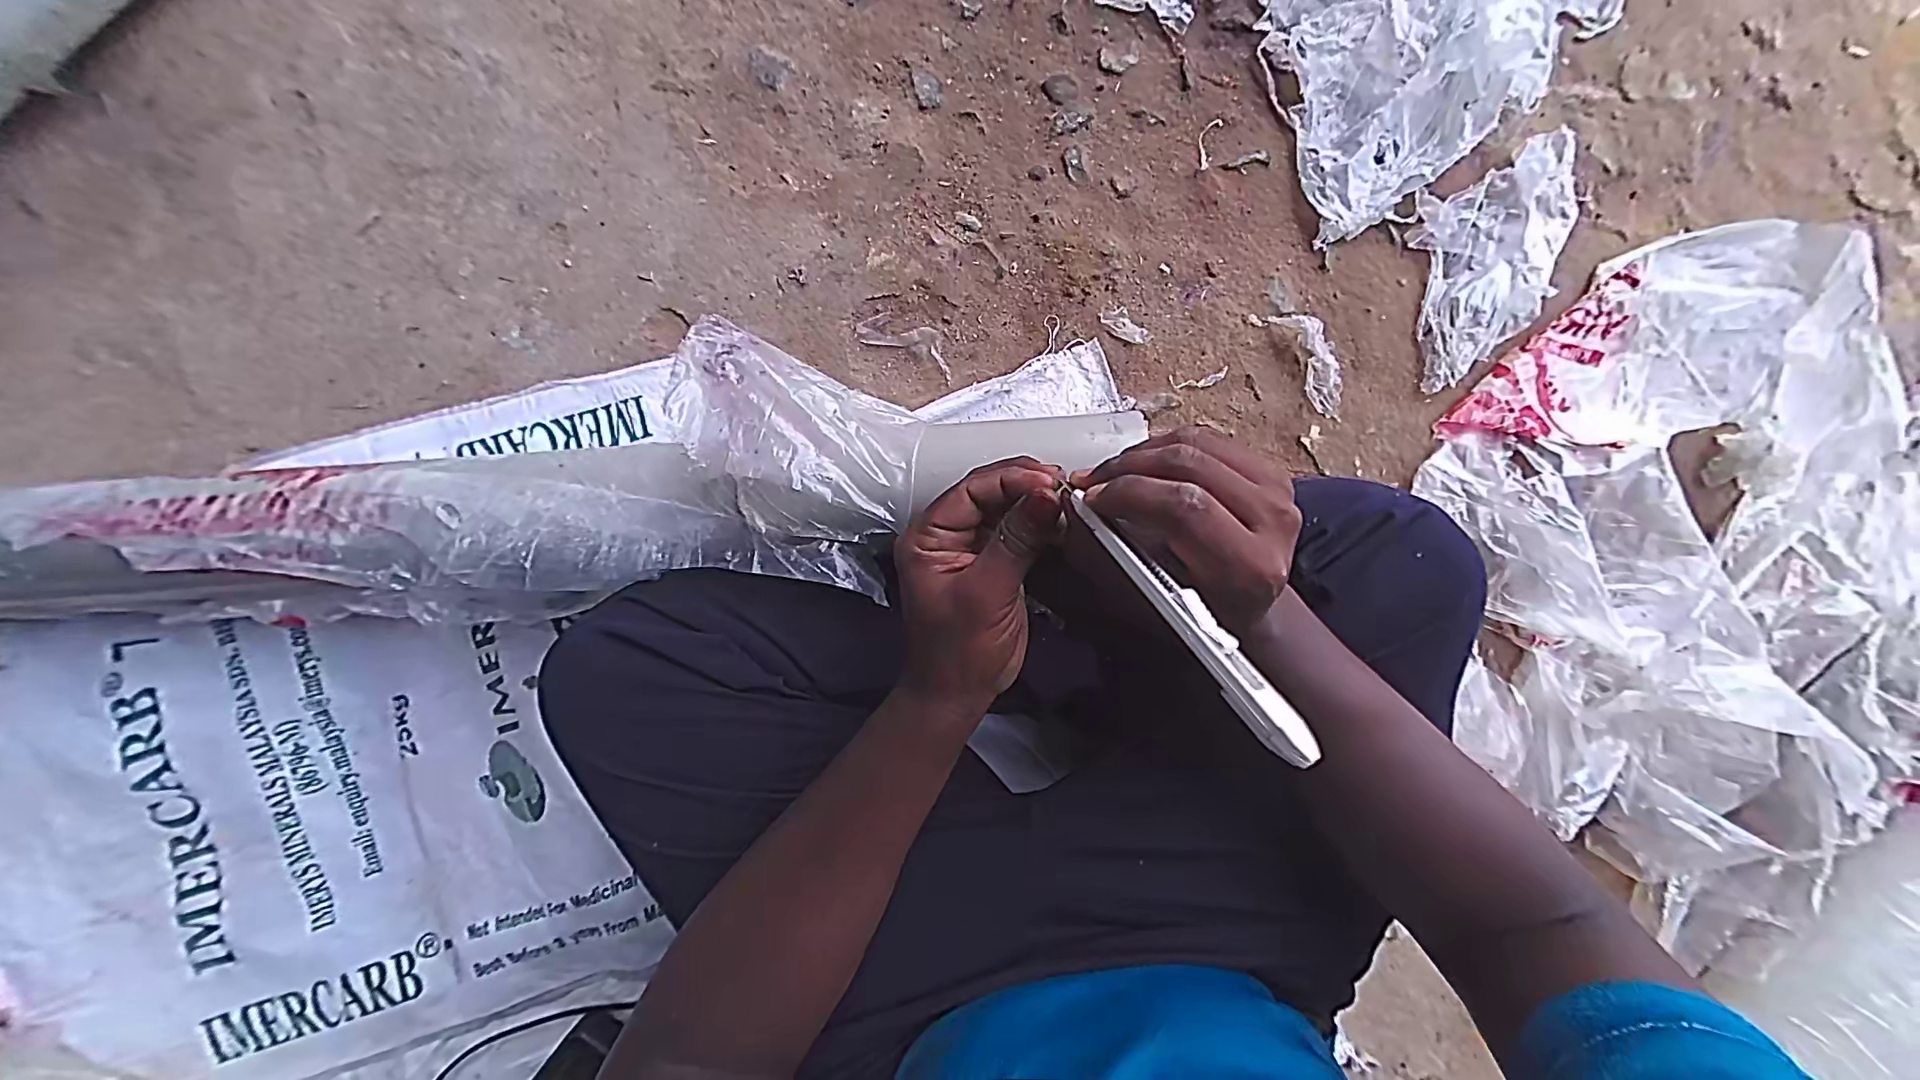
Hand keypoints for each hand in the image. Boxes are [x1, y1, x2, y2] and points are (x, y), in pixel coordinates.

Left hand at [894, 458, 1064, 712]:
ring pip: (1006, 508)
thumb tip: (1041, 498)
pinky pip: (1017, 531)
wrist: (957, 692)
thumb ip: (1015, 542)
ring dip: (1036, 503)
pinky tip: (1059, 524)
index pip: (970, 489)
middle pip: (989, 492)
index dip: (1010, 479)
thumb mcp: (986, 593)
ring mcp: (970, 548)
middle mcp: (946, 537)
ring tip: (1065, 502)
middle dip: (1026, 485)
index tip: (1046, 482)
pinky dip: (1040, 525)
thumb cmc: (952, 655)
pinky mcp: (993, 561)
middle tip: (1061, 487)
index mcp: (927, 537)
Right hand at [1074, 427, 1301, 632]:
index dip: (1130, 493)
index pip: (1185, 506)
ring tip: (1109, 472)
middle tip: (1092, 480)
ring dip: (1141, 453)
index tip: (1092, 498)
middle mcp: (1273, 522)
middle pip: (1189, 465)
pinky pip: (1206, 439)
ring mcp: (1277, 490)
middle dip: (1127, 467)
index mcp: (1249, 565)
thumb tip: (1077, 509)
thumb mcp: (1154, 599)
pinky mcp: (1268, 470)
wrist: (1250, 607)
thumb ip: (1115, 555)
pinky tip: (1138, 463)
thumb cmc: (1199, 612)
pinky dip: (1163, 445)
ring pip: (1196, 443)